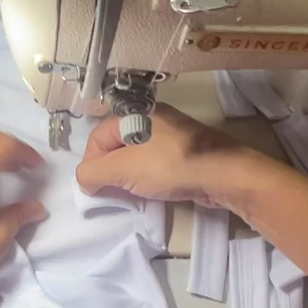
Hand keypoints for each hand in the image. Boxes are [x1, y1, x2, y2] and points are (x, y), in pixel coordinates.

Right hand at [75, 104, 281, 211]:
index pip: (98, 137)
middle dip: (111, 172)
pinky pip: (157, 164)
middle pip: (117, 146)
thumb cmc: (169, 166)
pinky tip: (155, 191)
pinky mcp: (186, 153)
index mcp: (136, 114)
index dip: (92, 163)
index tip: (96, 187)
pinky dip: (149, 179)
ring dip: (130, 178)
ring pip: (137, 157)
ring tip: (135, 194)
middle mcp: (153, 119)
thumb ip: (94, 173)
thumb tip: (84, 180)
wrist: (224, 174)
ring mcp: (172, 136)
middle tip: (115, 192)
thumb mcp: (123, 169)